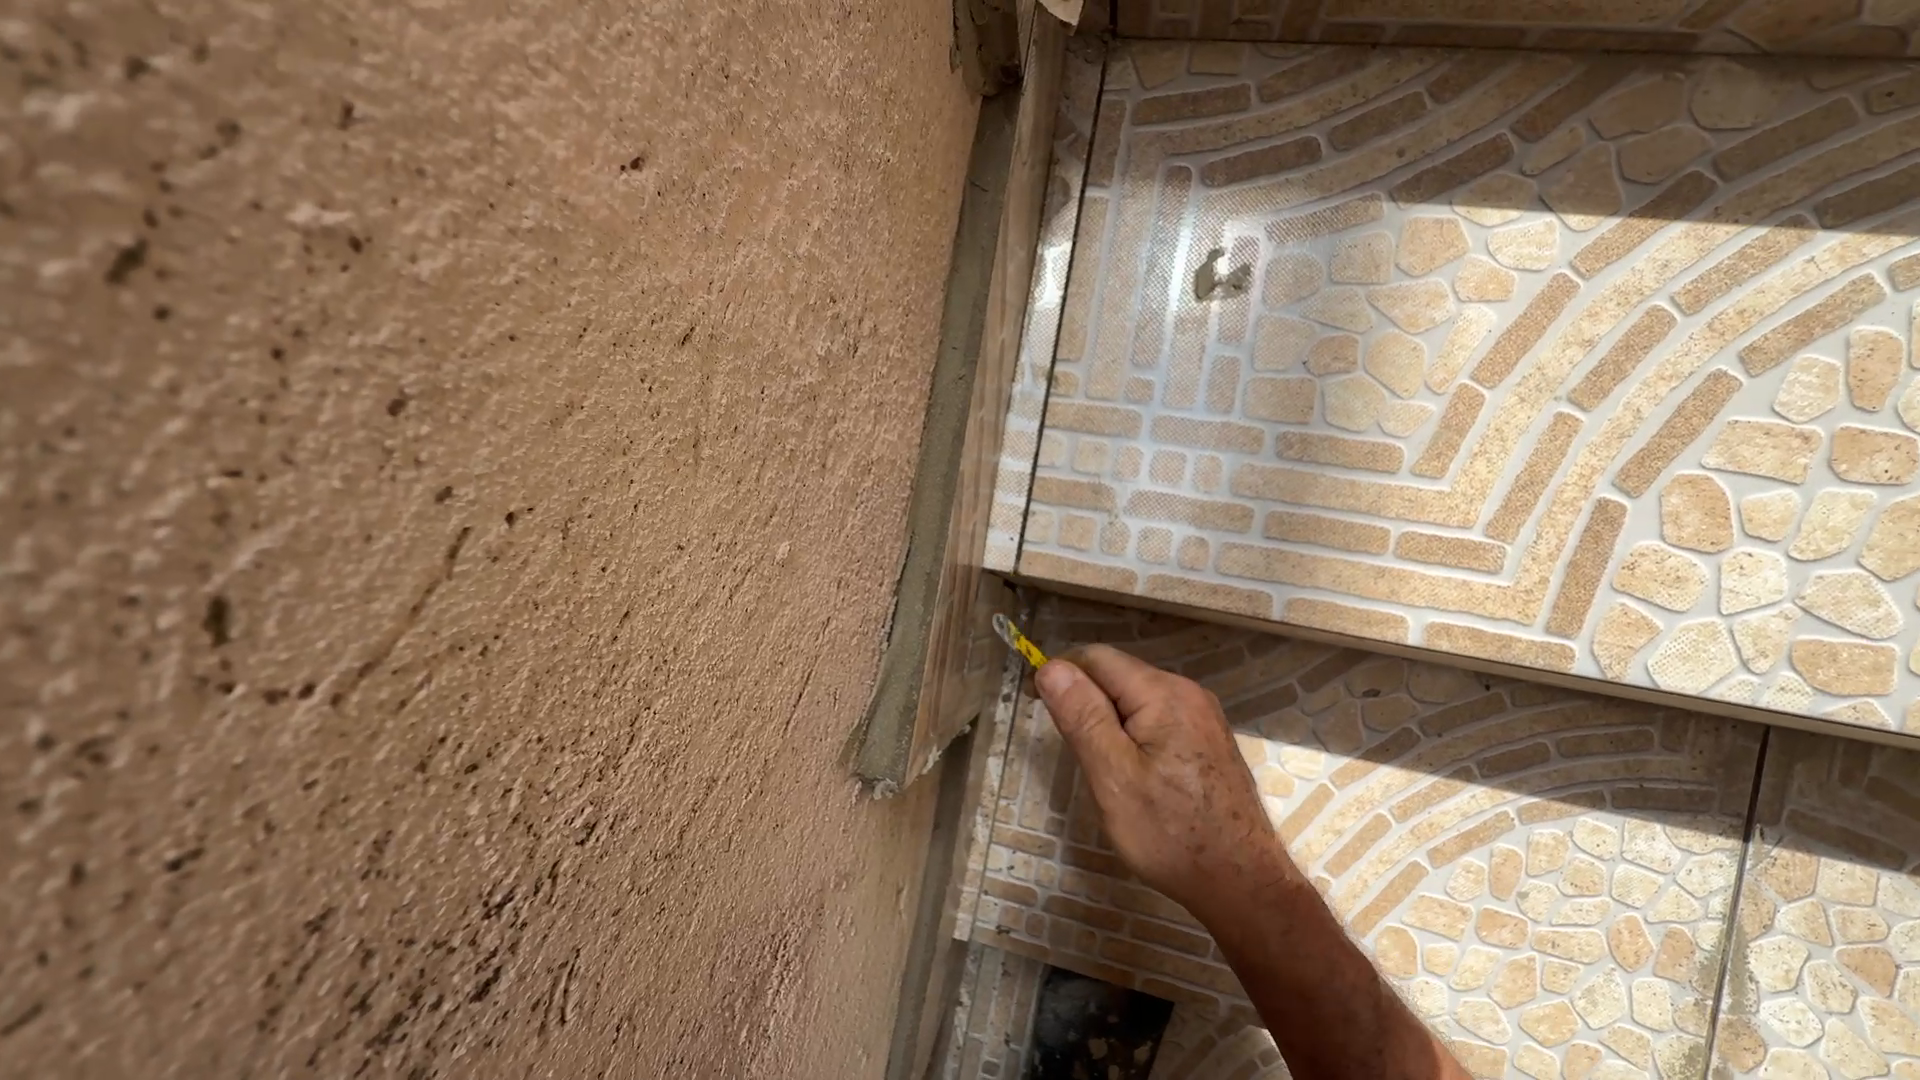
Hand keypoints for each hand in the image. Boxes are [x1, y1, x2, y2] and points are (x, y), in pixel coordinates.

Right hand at [1034, 645, 1300, 922]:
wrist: (1241, 882)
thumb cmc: (1170, 833)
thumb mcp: (1113, 776)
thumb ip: (1082, 716)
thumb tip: (1051, 666)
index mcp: (1162, 692)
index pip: (1096, 657)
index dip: (1060, 674)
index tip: (1037, 706)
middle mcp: (1187, 692)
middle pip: (1118, 673)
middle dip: (1085, 698)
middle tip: (1071, 749)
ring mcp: (1202, 715)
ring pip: (1137, 697)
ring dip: (1108, 717)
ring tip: (1099, 765)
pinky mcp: (1208, 739)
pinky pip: (1158, 717)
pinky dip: (1133, 731)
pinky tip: (1132, 771)